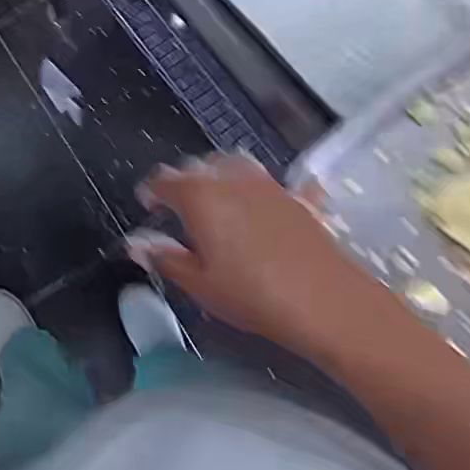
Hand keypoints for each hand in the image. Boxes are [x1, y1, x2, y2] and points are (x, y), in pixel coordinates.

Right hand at [129, 154, 396, 358]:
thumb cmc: (255, 296)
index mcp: (197, 195)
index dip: (151, 192)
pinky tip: (259, 205)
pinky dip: (255, 187)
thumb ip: (165, 259)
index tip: (149, 208)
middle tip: (179, 210)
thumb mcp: (201, 285)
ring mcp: (265, 184)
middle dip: (182, 182)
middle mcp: (227, 179)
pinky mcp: (295, 197)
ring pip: (230, 164)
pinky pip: (267, 181)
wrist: (332, 305)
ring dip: (216, 175)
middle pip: (195, 167)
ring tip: (215, 200)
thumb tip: (136, 245)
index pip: (162, 180)